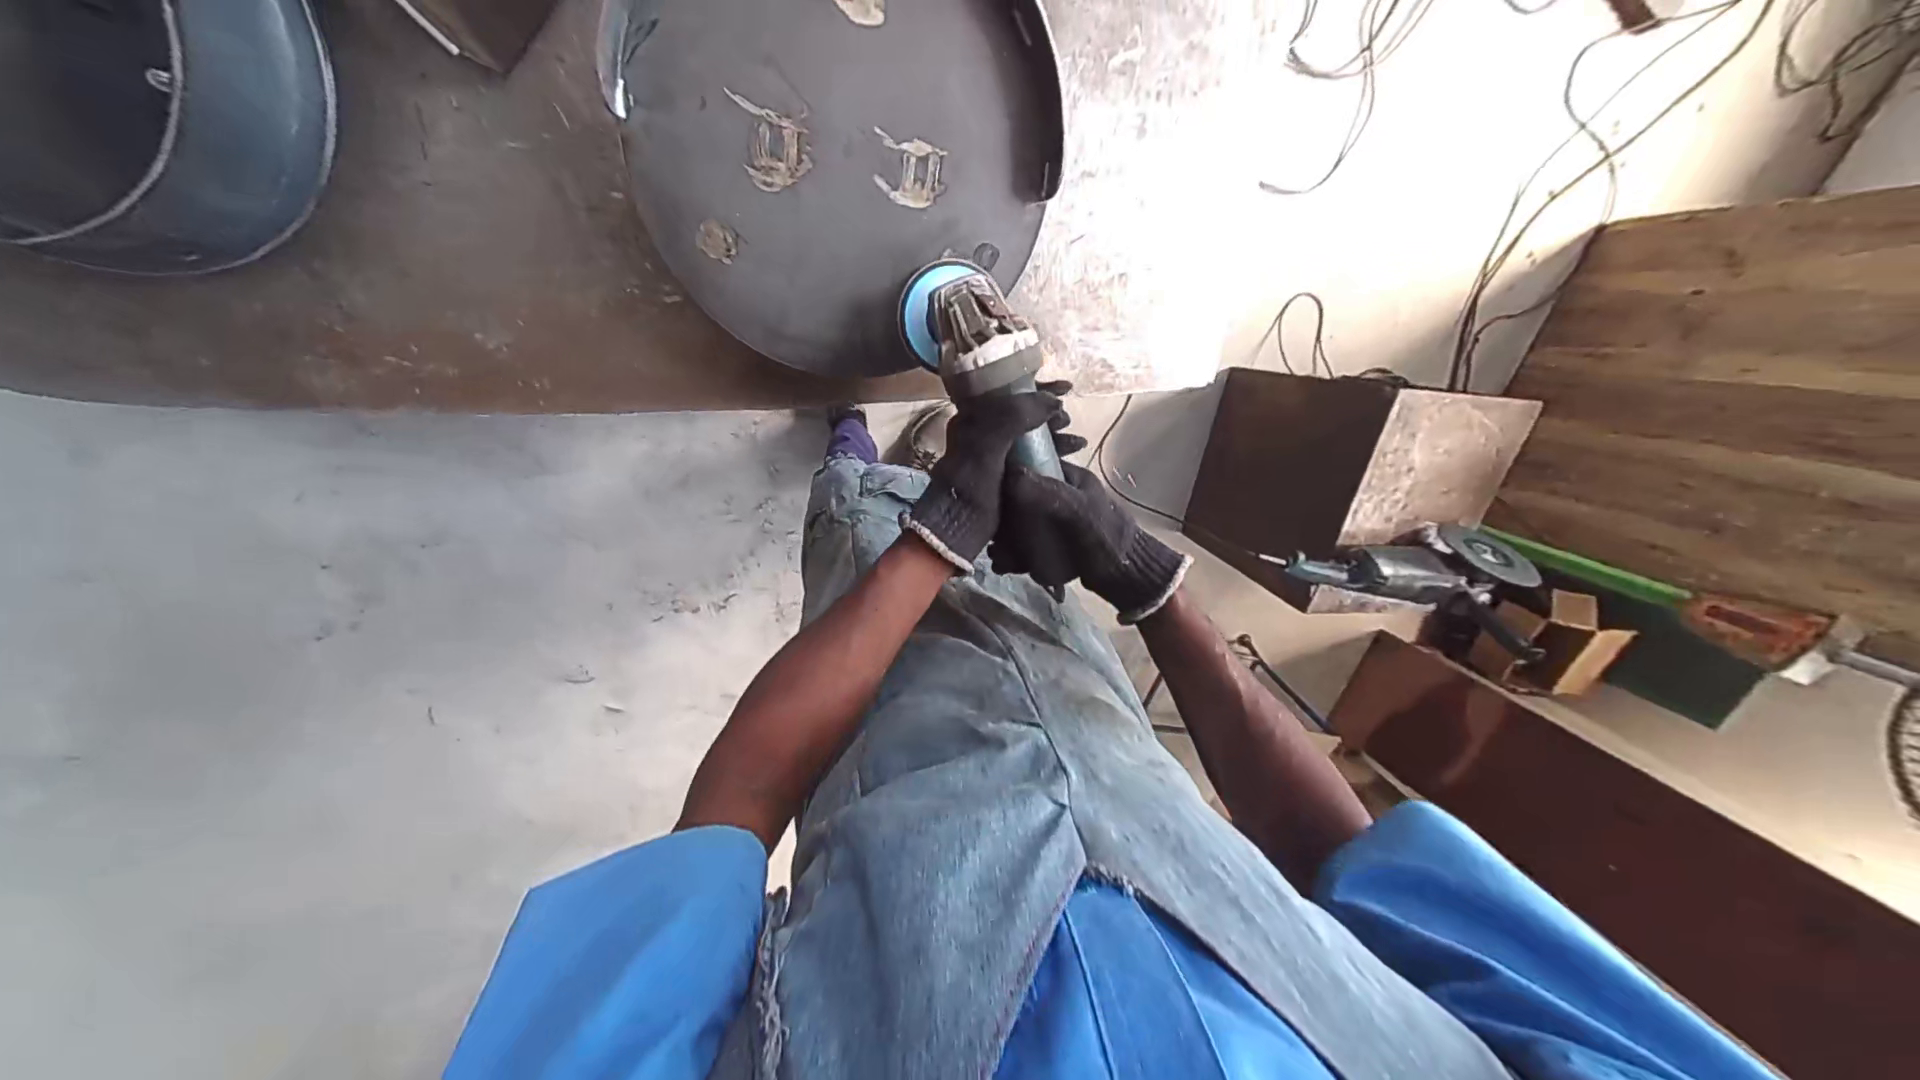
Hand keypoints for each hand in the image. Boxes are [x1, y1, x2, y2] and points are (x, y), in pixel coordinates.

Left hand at [902, 388, 1063, 571]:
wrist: (954, 534)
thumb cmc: (968, 490)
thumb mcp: (987, 448)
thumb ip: (1012, 417)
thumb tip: (1050, 401)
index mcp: (970, 419)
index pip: (1008, 390)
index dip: (1037, 389)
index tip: (1065, 391)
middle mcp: (979, 432)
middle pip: (1021, 413)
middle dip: (1049, 414)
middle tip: (1068, 421)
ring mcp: (990, 455)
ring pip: (1027, 435)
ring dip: (1054, 435)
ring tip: (1077, 444)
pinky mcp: (1000, 476)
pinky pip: (1028, 456)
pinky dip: (1049, 454)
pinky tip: (1067, 460)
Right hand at [990, 461, 1190, 622]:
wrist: (1126, 580)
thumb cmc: (1108, 540)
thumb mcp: (1080, 512)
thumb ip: (1049, 493)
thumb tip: (1011, 472)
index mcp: (1068, 476)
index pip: (1029, 463)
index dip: (1006, 475)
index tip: (989, 495)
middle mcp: (1057, 494)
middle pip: (1017, 497)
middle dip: (1001, 519)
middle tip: (993, 538)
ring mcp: (1053, 519)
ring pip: (1017, 523)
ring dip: (1004, 540)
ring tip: (999, 557)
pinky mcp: (1050, 542)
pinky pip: (1023, 542)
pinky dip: (1013, 554)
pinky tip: (1006, 566)